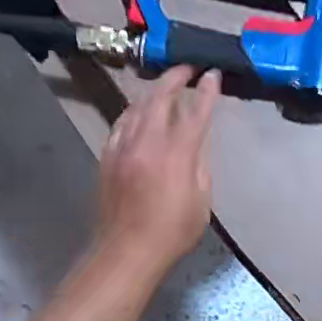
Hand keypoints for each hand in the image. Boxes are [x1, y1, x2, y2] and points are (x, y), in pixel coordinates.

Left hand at [95, 66, 218, 275]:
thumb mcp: (202, 201)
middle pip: (160, 97)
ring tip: (165, 88)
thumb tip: (194, 145)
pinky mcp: (108, 156)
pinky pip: (121, 123)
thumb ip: (199, 166)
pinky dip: (134, 113)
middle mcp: (148, 143)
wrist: (128, 250)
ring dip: (153, 92)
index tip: (213, 75)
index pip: (195, 111)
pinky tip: (139, 114)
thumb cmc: (172, 232)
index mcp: (177, 154)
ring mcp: (123, 147)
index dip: (207, 91)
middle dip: (175, 77)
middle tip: (187, 70)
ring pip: (136, 106)